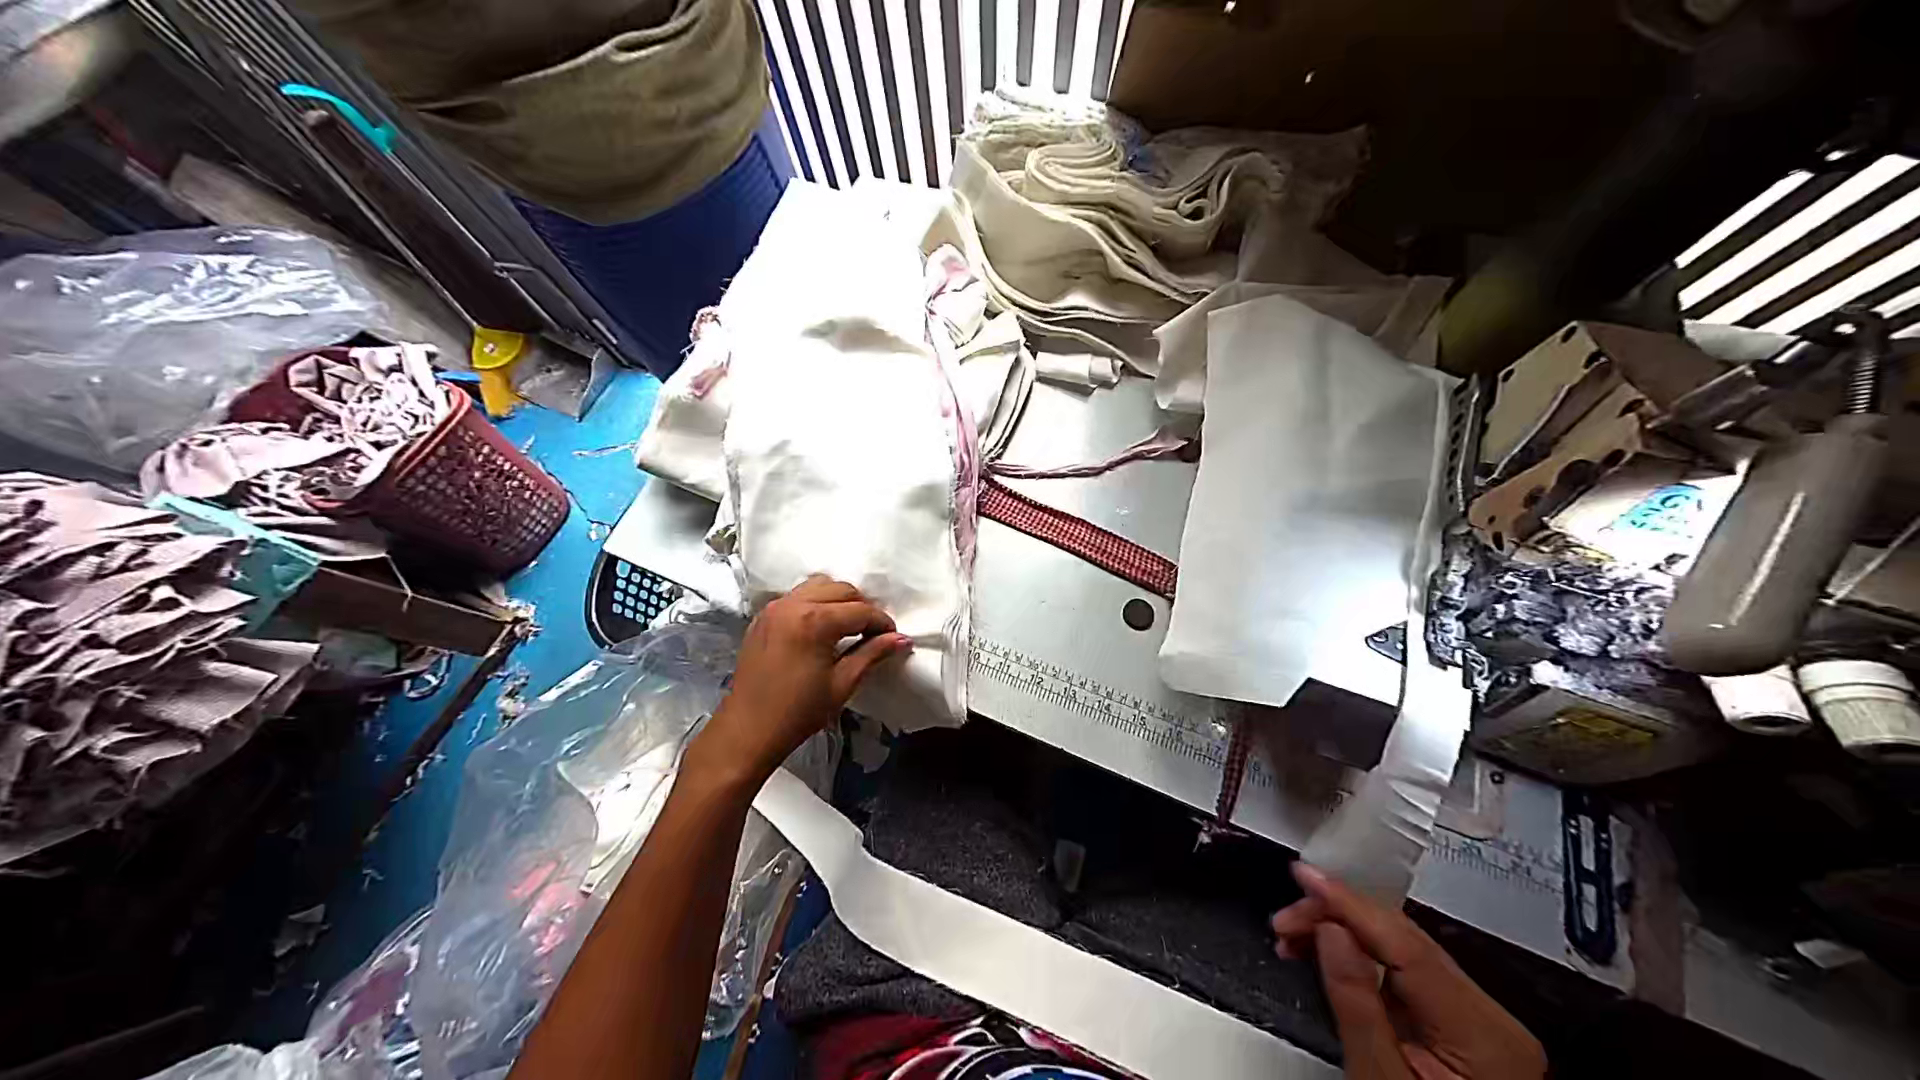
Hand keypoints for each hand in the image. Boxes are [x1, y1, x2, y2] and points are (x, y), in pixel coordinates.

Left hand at [688, 575, 910, 789]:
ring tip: (848, 626)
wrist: (748, 728)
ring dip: (838, 600)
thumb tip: (901, 639)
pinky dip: (815, 602)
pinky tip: (822, 627)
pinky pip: (797, 596)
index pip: (860, 611)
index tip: (893, 637)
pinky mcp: (763, 616)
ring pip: (818, 586)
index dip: (882, 623)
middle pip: (841, 590)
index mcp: (815, 621)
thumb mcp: (842, 684)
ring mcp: (775, 608)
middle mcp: (793, 605)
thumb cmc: (798, 712)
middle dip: (862, 607)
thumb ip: (872, 654)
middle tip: (873, 633)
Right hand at [1272, 862, 1545, 1079]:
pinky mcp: (1457, 1025)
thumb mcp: (1379, 1079)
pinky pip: (1402, 972)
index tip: (1305, 874)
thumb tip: (1330, 930)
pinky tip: (1324, 953)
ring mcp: (1478, 1021)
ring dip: (1341, 935)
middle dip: (1335, 918)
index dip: (1349, 904)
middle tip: (1283, 920)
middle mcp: (1491, 1019)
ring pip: (1399, 950)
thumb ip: (1357, 1003)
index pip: (1406, 945)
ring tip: (1292, 938)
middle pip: (1402, 940)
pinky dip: (1359, 958)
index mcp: (1484, 1034)